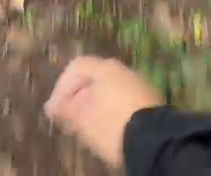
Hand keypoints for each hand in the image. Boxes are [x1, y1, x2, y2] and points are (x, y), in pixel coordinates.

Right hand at [45, 56, 161, 167]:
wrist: (157, 142)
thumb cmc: (113, 125)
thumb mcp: (84, 121)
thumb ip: (66, 110)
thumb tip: (53, 107)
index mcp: (103, 67)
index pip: (74, 68)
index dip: (61, 87)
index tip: (54, 108)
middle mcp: (121, 69)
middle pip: (93, 78)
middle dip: (78, 96)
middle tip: (69, 115)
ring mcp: (138, 84)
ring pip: (109, 90)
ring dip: (95, 104)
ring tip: (87, 123)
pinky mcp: (151, 101)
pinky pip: (123, 100)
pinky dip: (111, 109)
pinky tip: (107, 125)